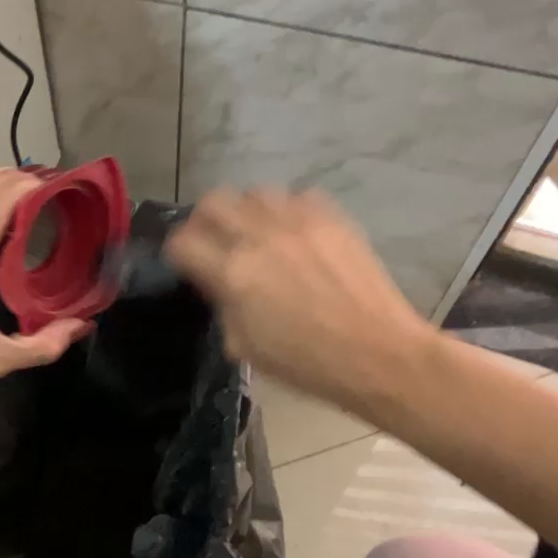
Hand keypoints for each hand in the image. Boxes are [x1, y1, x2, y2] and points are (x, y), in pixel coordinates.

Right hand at [164, 186, 438, 411]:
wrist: (381, 355)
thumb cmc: (308, 363)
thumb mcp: (246, 345)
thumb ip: (224, 305)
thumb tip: (219, 285)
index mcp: (233, 274)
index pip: (183, 242)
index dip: (176, 250)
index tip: (182, 260)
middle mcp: (259, 238)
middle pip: (213, 203)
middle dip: (204, 219)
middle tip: (213, 238)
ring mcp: (298, 223)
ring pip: (255, 193)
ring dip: (246, 210)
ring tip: (255, 230)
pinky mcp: (332, 218)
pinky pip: (298, 197)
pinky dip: (288, 210)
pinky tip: (294, 232)